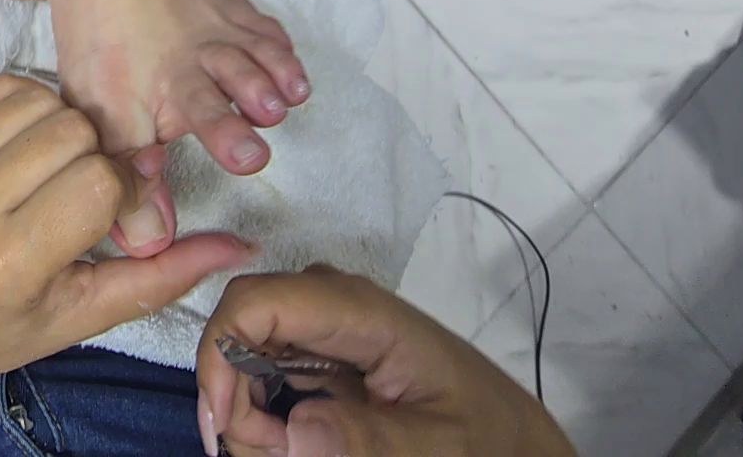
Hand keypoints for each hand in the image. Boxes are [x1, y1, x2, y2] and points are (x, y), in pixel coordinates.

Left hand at [0, 75, 253, 388]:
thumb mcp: (81, 314)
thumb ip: (160, 278)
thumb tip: (237, 246)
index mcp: (8, 261)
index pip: (97, 182)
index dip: (123, 189)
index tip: (113, 208)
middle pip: (72, 131)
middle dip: (96, 154)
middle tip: (85, 186)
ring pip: (41, 100)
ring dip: (64, 126)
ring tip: (56, 165)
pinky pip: (2, 86)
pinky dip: (29, 104)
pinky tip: (28, 142)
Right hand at [197, 268, 576, 456]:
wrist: (521, 445)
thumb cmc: (493, 443)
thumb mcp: (444, 452)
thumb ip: (372, 442)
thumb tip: (296, 429)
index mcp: (354, 308)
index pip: (254, 301)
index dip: (220, 354)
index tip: (222, 427)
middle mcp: (324, 300)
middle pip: (240, 328)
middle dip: (236, 395)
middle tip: (271, 455)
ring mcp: (319, 321)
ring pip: (244, 350)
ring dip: (251, 410)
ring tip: (294, 452)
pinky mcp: (318, 346)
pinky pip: (264, 367)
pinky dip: (265, 411)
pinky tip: (296, 441)